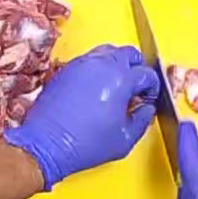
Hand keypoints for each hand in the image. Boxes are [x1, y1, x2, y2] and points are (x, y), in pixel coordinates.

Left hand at [4, 45, 161, 189]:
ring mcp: (80, 65)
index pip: (146, 74)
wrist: (46, 145)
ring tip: (115, 87)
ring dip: (116, 65)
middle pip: (128, 54)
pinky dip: (96, 70)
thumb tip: (145, 110)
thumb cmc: (84, 145)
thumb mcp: (124, 140)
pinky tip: (94, 89)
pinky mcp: (64, 71)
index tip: (147, 99)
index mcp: (121, 78)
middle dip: (136, 69)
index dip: (152, 88)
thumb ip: (142, 120)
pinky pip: (86, 62)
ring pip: (106, 52)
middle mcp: (101, 64)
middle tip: (135, 88)